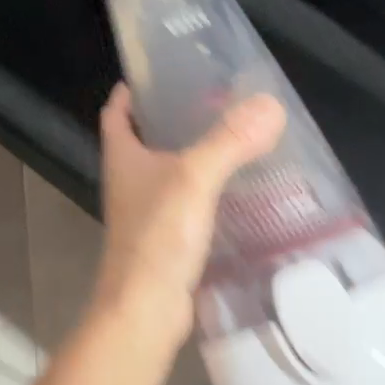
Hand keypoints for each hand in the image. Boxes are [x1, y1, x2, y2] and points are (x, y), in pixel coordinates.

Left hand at [90, 84, 286, 347]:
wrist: (143, 311)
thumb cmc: (157, 236)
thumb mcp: (194, 179)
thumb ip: (228, 141)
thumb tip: (268, 104)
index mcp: (122, 156)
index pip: (117, 111)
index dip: (131, 89)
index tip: (160, 72)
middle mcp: (127, 180)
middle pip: (143, 138)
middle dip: (172, 118)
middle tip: (214, 101)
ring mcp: (144, 211)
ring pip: (166, 170)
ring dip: (192, 154)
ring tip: (233, 138)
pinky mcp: (164, 239)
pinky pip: (185, 202)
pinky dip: (205, 189)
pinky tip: (237, 188)